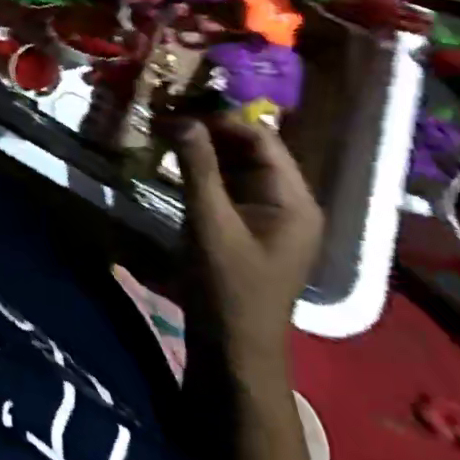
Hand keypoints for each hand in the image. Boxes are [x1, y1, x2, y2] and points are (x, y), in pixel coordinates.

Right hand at [160, 112, 324, 362]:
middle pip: (251, 148)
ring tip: (166, 131)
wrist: (233, 350)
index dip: (220, 119)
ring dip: (204, 147)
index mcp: (294, 199)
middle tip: (166, 116)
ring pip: (237, 164)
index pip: (261, 138)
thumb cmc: (227, 286)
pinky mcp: (250, 226)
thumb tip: (181, 117)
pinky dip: (205, 169)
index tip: (178, 109)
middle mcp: (289, 201)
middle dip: (210, 130)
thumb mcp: (209, 222)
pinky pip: (230, 184)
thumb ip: (197, 166)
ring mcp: (270, 215)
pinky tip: (176, 161)